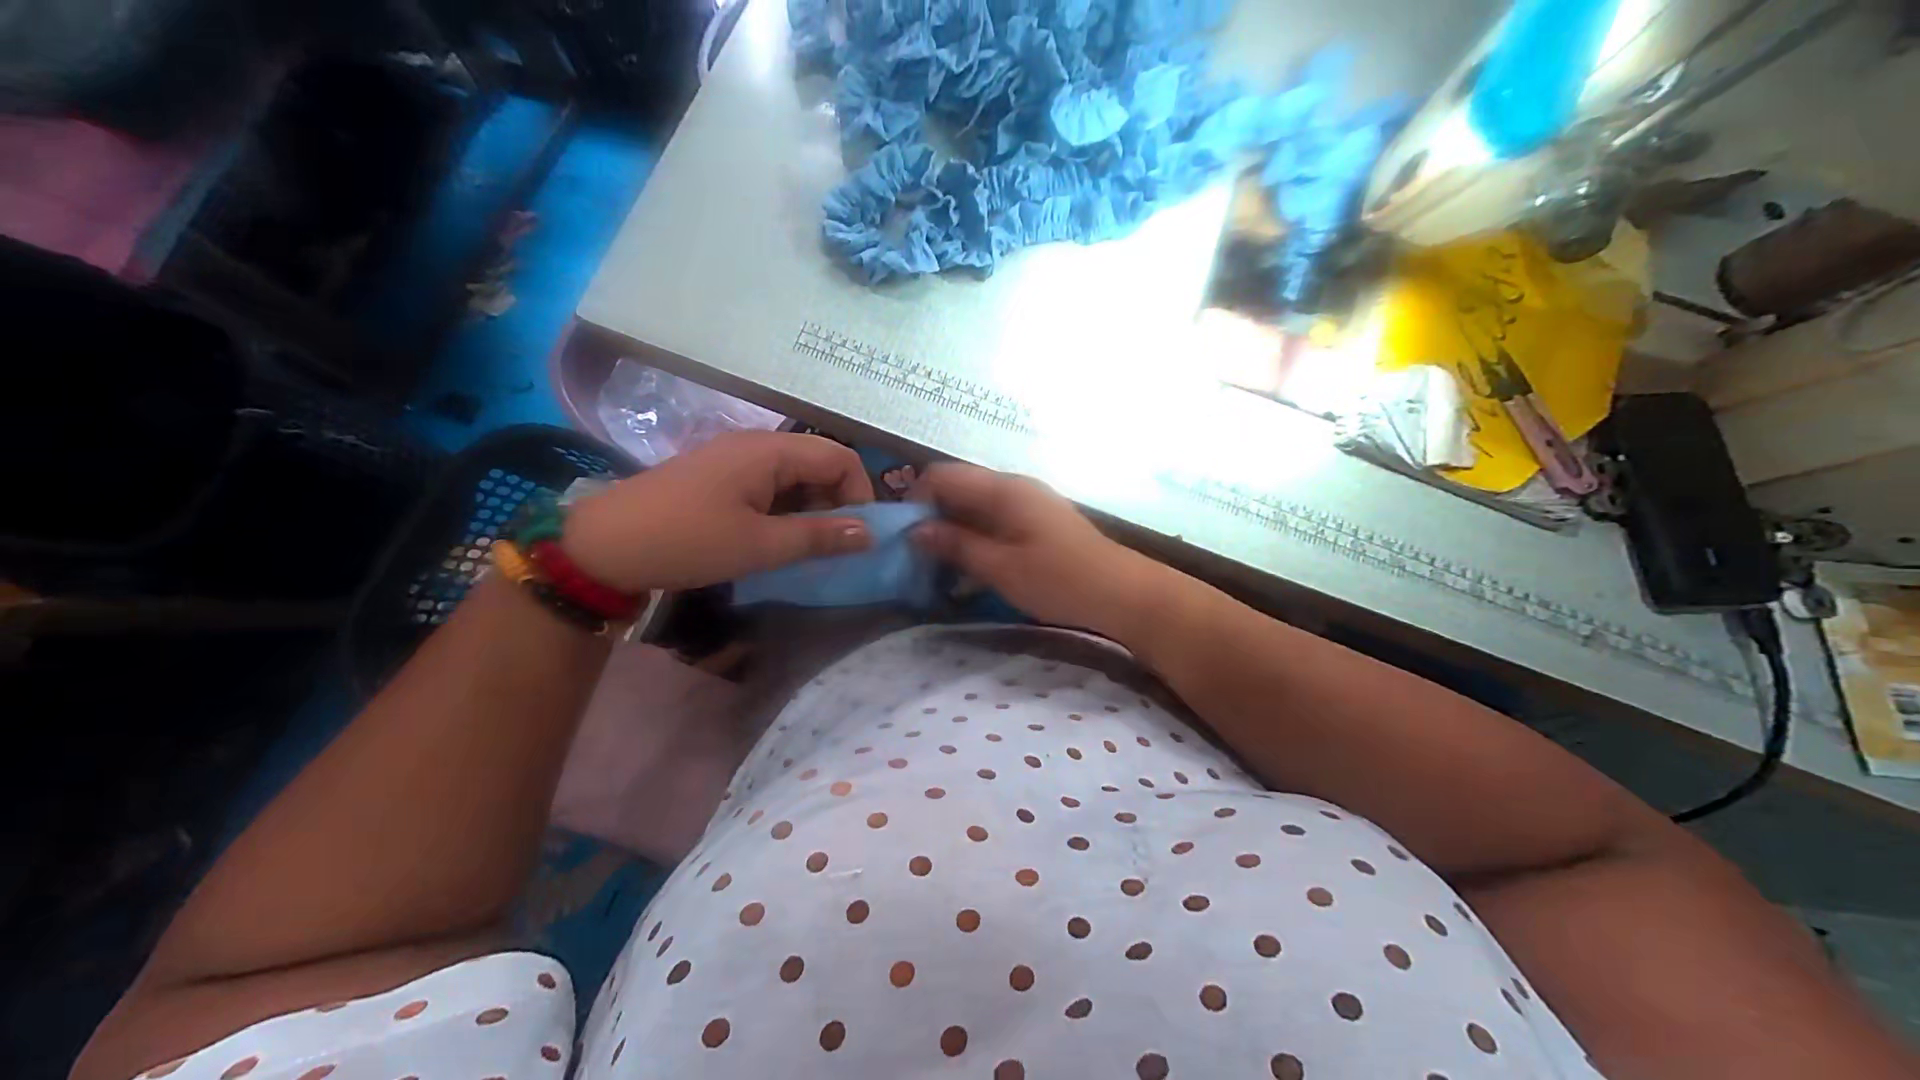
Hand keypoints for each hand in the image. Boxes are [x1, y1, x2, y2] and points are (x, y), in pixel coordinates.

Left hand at [560, 432, 874, 591]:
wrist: (602, 545)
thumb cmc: (687, 541)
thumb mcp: (760, 545)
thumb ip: (819, 537)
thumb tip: (869, 533)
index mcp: (769, 451)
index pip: (840, 457)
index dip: (860, 492)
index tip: (857, 534)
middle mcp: (755, 445)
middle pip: (819, 462)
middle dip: (836, 501)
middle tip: (831, 545)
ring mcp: (733, 459)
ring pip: (793, 476)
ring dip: (809, 508)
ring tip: (803, 547)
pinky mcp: (717, 476)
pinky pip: (767, 485)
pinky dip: (783, 509)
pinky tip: (772, 538)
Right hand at [911, 464, 1175, 635]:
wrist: (1123, 594)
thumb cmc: (1059, 580)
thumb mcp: (1001, 567)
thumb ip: (956, 545)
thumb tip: (915, 531)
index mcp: (1003, 489)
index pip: (942, 475)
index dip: (916, 501)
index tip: (904, 538)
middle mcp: (1014, 486)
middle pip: (957, 488)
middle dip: (932, 517)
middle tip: (917, 557)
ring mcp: (1028, 503)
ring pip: (975, 506)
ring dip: (954, 530)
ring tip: (939, 566)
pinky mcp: (1037, 522)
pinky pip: (994, 520)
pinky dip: (976, 537)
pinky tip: (971, 567)